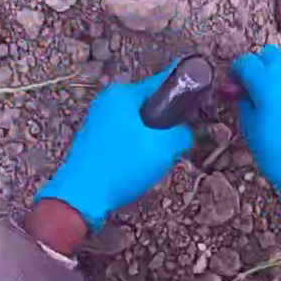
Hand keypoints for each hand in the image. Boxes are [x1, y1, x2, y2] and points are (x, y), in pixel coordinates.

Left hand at [35, 62, 192, 230]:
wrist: (83, 198)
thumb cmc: (119, 168)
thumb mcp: (164, 149)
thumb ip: (183, 134)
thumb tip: (188, 132)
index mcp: (122, 95)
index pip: (162, 82)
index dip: (184, 90)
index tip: (198, 97)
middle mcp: (108, 102)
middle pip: (151, 104)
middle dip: (167, 121)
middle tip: (176, 139)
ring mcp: (99, 121)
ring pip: (139, 122)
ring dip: (153, 137)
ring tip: (157, 157)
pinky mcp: (96, 140)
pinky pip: (127, 136)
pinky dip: (138, 146)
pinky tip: (140, 165)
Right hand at [230, 44, 280, 200]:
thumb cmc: (280, 156)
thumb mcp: (251, 130)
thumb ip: (244, 102)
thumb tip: (242, 90)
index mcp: (268, 83)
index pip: (247, 62)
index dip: (238, 72)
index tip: (238, 83)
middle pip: (272, 55)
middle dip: (262, 67)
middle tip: (260, 88)